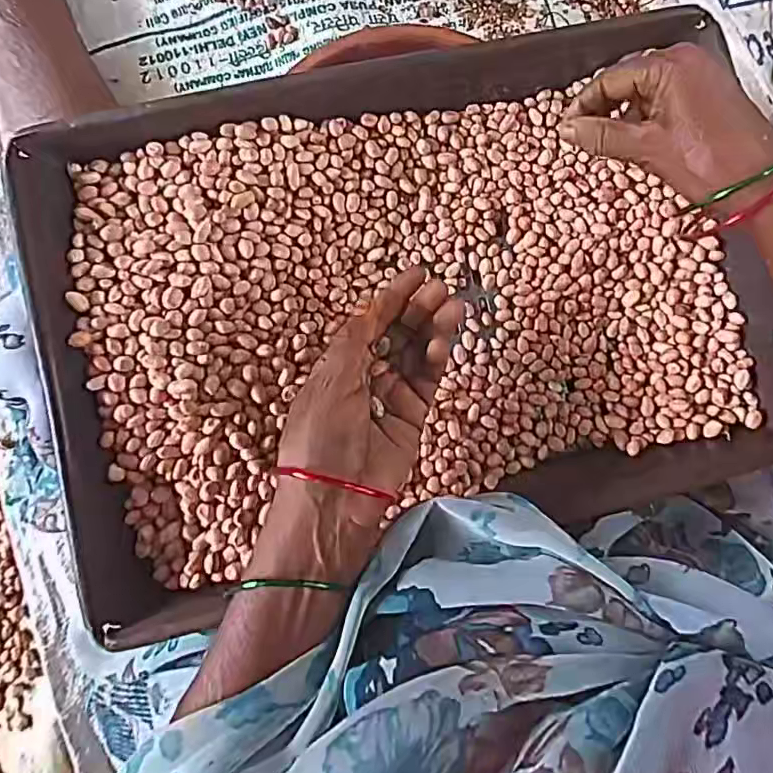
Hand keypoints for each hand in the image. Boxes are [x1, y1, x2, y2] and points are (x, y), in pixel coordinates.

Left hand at [275, 267, 464, 531]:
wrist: (334, 498)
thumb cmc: (320, 435)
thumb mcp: (331, 378)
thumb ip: (356, 338)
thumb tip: (373, 307)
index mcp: (338, 364)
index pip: (370, 322)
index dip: (393, 297)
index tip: (418, 274)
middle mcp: (365, 376)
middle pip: (397, 334)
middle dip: (417, 309)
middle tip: (440, 289)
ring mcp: (390, 396)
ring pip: (417, 353)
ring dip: (433, 329)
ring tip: (452, 307)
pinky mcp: (412, 416)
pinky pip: (427, 379)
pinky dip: (436, 358)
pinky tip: (443, 341)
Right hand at [558, 42, 772, 202]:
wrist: (762, 187)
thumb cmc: (715, 165)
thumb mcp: (645, 149)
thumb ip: (601, 135)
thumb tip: (568, 129)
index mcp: (671, 65)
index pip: (609, 79)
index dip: (583, 104)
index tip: (568, 126)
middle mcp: (689, 61)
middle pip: (627, 79)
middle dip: (603, 108)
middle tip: (584, 135)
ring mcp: (702, 75)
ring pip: (645, 90)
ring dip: (624, 114)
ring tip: (610, 143)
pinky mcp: (710, 93)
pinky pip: (666, 97)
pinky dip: (647, 116)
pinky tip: (639, 141)